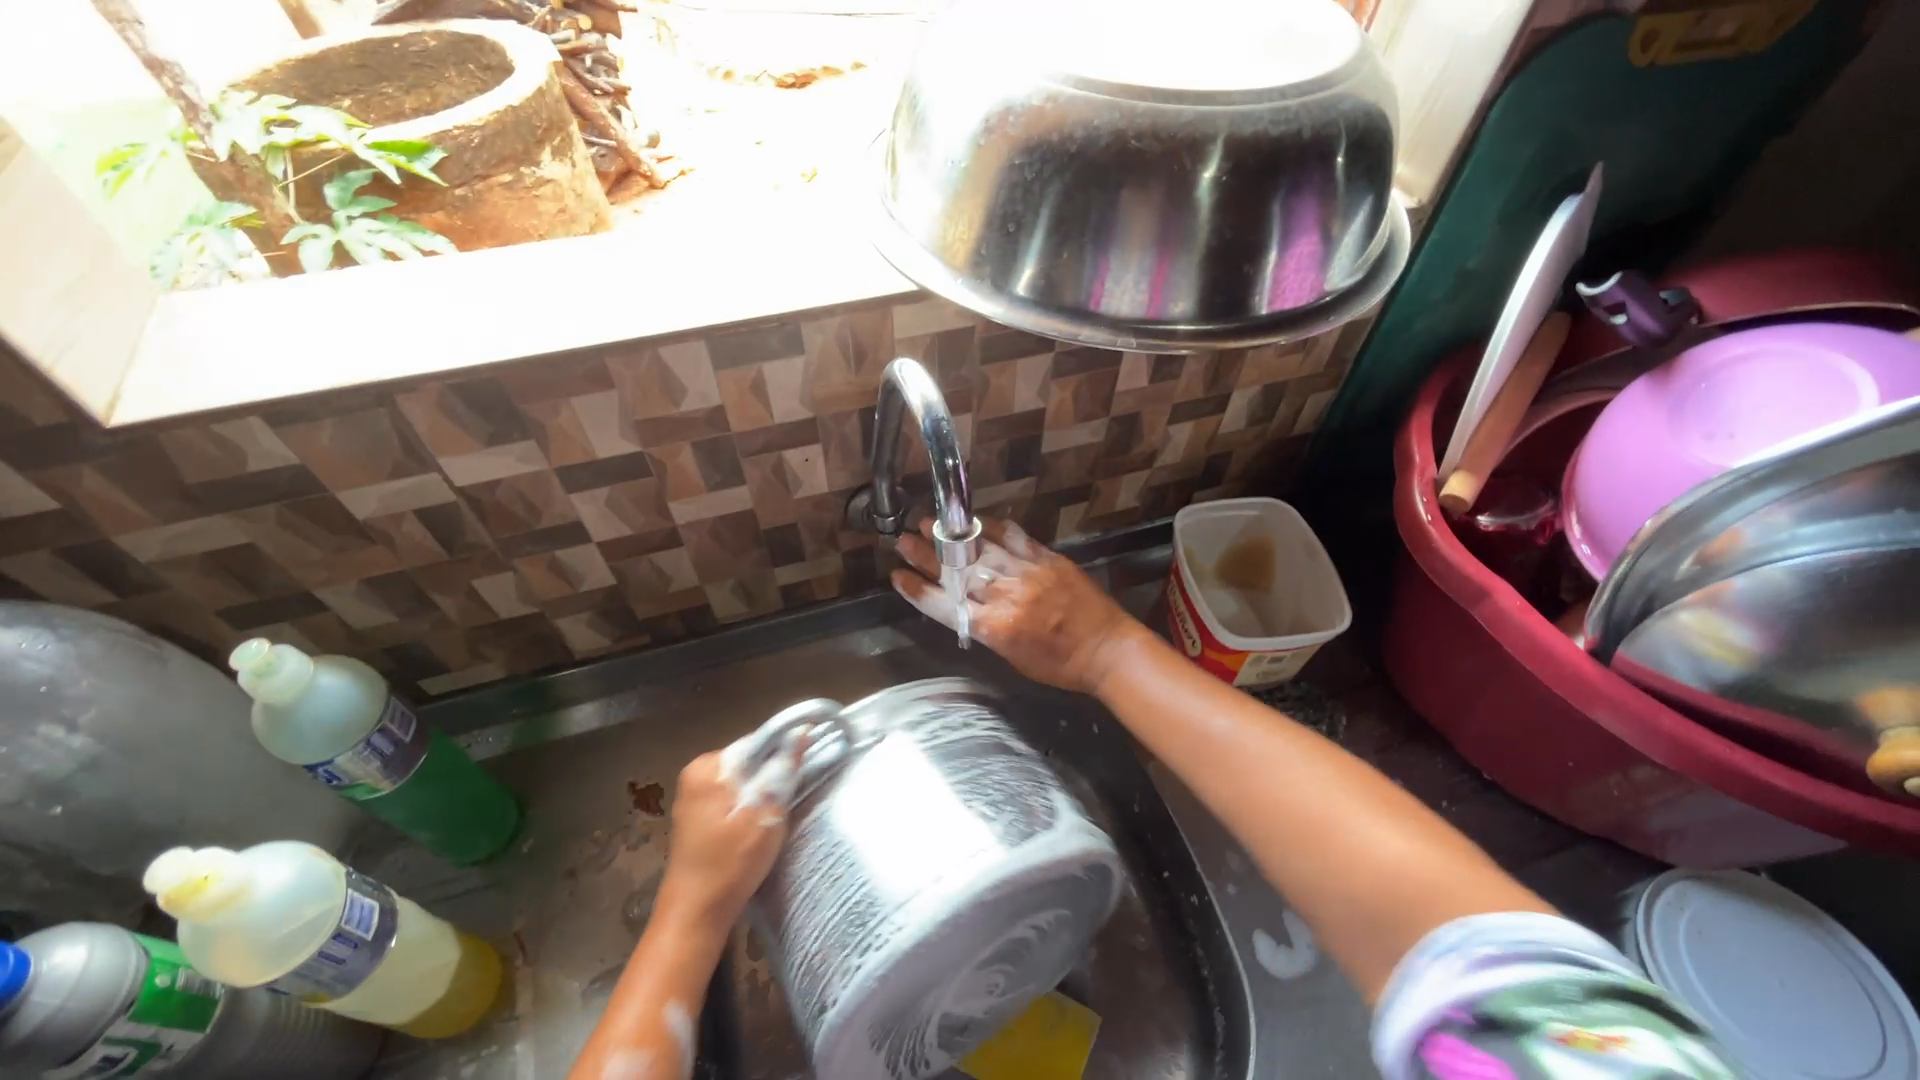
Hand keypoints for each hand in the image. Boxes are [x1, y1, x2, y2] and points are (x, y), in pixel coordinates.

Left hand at [658, 747, 795, 926]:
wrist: (695, 915)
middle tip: (791, 801)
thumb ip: (782, 771)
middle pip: (750, 762)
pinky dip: (749, 807)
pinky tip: (759, 828)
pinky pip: (732, 798)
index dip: (786, 753)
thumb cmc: (731, 864)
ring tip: (778, 816)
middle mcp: (696, 774)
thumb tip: (801, 731)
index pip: (758, 743)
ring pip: (743, 782)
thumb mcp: (766, 815)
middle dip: (773, 776)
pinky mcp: (697, 818)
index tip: (808, 768)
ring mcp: (693, 797)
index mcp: (708, 767)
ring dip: (763, 794)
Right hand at [892, 518, 1151, 695]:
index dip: (918, 589)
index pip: (944, 605)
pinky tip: (976, 519)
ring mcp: (1026, 573)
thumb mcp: (1013, 656)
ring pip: (981, 549)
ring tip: (931, 522)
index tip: (898, 576)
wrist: (1107, 650)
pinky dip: (993, 527)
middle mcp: (1005, 596)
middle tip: (905, 539)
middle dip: (927, 554)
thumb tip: (969, 607)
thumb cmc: (1060, 665)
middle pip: (957, 572)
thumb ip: (989, 629)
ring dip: (953, 535)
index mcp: (994, 628)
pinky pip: (1014, 537)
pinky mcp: (1046, 559)